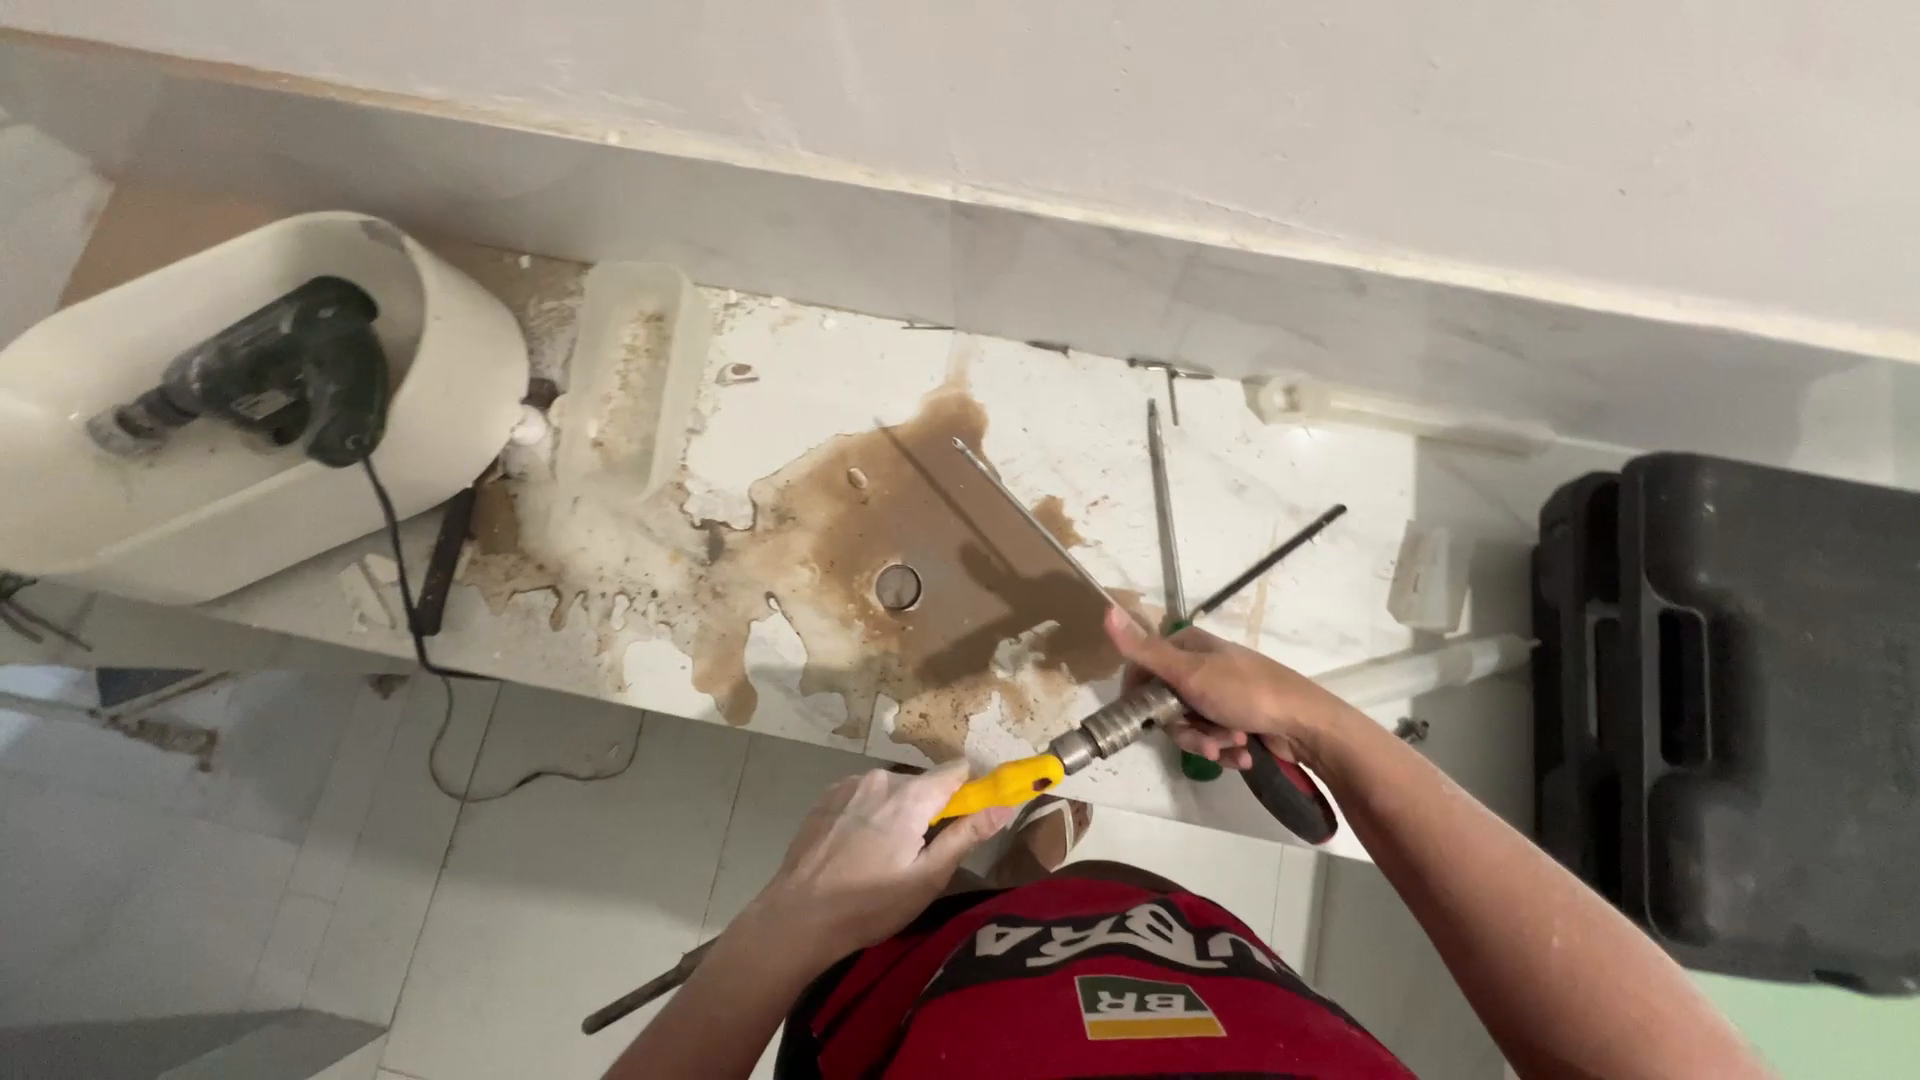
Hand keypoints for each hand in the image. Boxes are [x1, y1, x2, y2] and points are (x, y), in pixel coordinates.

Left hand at [742, 764, 1014, 965]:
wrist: (797, 917)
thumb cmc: (869, 904)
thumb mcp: (926, 878)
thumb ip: (966, 836)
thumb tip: (1004, 807)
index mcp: (910, 795)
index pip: (955, 770)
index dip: (968, 791)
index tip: (966, 820)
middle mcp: (880, 778)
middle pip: (922, 783)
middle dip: (929, 809)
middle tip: (919, 854)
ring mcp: (849, 784)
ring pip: (890, 790)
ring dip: (897, 812)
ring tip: (882, 857)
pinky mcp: (826, 797)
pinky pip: (863, 796)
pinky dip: (869, 814)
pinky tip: (856, 849)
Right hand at [1105, 606, 1351, 769]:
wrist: (1307, 725)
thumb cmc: (1246, 692)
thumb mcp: (1189, 672)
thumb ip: (1145, 650)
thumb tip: (1105, 610)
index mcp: (1189, 646)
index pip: (1143, 669)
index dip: (1141, 698)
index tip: (1148, 720)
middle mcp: (1202, 666)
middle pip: (1166, 704)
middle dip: (1185, 729)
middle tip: (1207, 740)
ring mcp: (1220, 693)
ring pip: (1189, 724)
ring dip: (1208, 742)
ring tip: (1234, 746)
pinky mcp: (1236, 718)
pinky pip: (1213, 737)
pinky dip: (1225, 749)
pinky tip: (1242, 755)